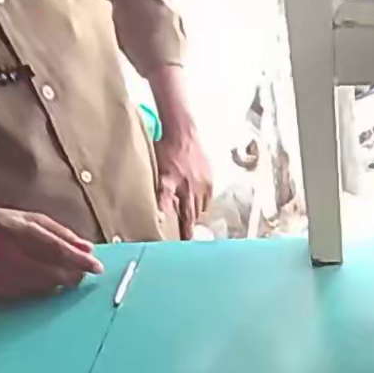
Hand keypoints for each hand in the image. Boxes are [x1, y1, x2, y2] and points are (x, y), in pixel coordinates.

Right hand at [0, 208, 103, 300]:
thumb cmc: (3, 226)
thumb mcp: (30, 219)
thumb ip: (61, 233)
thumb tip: (89, 249)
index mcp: (12, 228)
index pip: (54, 248)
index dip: (78, 260)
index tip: (98, 268)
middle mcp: (2, 251)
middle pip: (52, 272)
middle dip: (74, 274)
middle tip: (81, 273)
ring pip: (46, 287)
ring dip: (59, 282)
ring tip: (56, 271)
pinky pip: (32, 295)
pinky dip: (42, 288)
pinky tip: (34, 277)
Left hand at [154, 125, 212, 239]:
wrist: (183, 131)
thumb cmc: (168, 151)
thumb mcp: (162, 173)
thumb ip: (164, 194)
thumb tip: (164, 213)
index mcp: (188, 192)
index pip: (189, 218)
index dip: (188, 231)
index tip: (188, 242)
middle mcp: (200, 190)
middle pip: (197, 213)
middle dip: (191, 218)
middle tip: (184, 222)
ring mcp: (207, 183)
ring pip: (204, 205)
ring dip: (196, 208)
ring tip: (189, 206)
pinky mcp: (211, 176)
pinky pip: (209, 194)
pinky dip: (202, 198)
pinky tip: (195, 192)